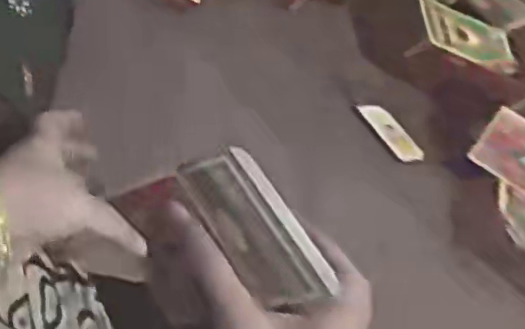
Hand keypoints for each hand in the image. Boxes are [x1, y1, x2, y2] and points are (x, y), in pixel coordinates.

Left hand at [0, 112, 147, 277]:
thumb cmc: (36, 196)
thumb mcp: (80, 204)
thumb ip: (111, 221)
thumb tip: (141, 242)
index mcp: (43, 143)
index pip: (55, 122)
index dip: (69, 119)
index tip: (85, 118)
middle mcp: (33, 160)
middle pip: (55, 152)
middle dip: (76, 156)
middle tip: (100, 161)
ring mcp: (24, 185)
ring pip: (52, 183)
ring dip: (73, 190)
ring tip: (99, 198)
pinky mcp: (22, 213)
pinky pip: (49, 213)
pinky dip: (67, 220)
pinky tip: (85, 232)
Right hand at [168, 203, 371, 328]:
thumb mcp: (239, 318)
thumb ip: (209, 264)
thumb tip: (176, 207)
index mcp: (339, 321)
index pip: (349, 276)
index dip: (318, 242)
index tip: (275, 216)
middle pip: (312, 286)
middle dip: (272, 254)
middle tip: (230, 227)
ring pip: (287, 308)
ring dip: (253, 279)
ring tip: (214, 254)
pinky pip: (268, 324)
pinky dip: (242, 305)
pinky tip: (210, 296)